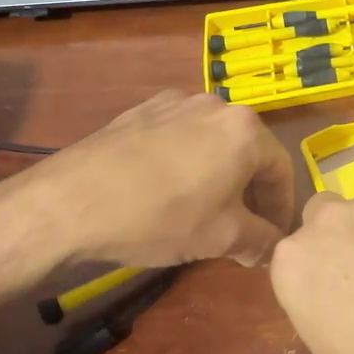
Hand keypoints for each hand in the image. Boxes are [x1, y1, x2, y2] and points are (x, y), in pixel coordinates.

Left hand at [5, 90, 294, 267]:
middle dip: (249, 191)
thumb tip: (270, 249)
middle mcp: (217, 106)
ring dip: (217, 173)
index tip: (273, 237)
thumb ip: (259, 242)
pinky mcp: (142, 110)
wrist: (70, 202)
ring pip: (212, 141)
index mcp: (246, 130)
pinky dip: (184, 160)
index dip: (281, 209)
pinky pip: (178, 135)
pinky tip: (164, 189)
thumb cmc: (160, 218)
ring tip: (203, 207)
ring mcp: (176, 103)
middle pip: (248, 151)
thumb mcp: (221, 239)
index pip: (282, 170)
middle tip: (241, 226)